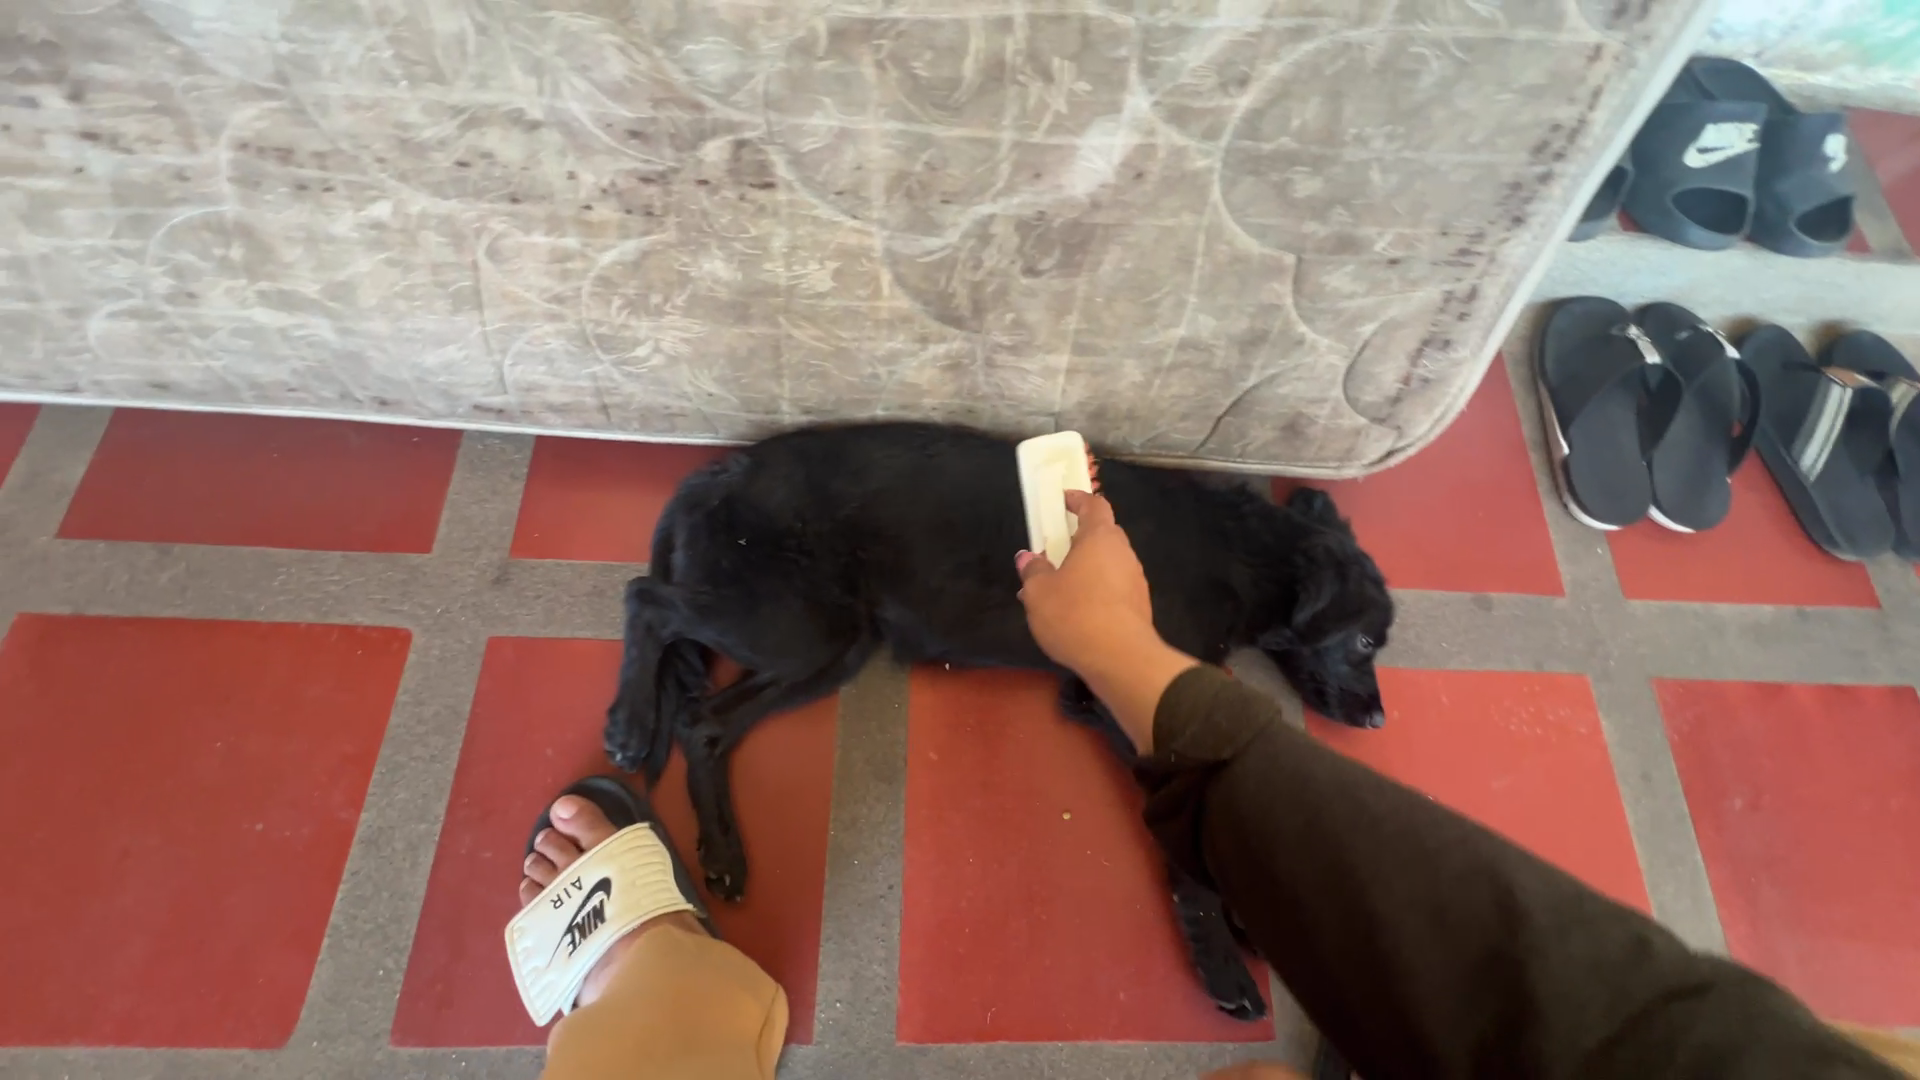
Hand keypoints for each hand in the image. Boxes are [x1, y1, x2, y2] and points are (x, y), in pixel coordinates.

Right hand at [1015, 490, 1197, 752]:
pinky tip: (1077, 612)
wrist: (1120, 659)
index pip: (1095, 505)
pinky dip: (1097, 591)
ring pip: (1109, 563)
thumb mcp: (1039, 592)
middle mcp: (1123, 553)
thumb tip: (1027, 556)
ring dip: (1087, 568)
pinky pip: (1114, 588)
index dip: (1078, 500)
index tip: (1062, 502)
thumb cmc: (1074, 615)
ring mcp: (1135, 580)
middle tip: (1054, 551)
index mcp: (1099, 538)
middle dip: (1080, 539)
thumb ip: (1032, 570)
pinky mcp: (1139, 606)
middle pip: (1104, 534)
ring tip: (1060, 589)